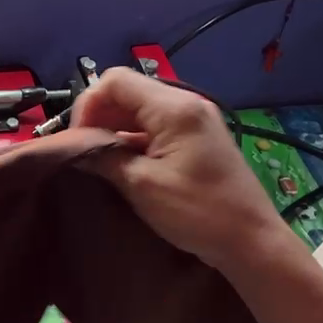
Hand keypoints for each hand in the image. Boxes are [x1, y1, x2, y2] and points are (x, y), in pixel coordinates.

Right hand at [72, 67, 291, 273]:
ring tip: (100, 162)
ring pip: (138, 110)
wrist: (250, 241)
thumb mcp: (141, 184)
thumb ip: (104, 157)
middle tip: (85, 153)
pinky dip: (132, 140)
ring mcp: (194, 120)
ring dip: (114, 130)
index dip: (88, 105)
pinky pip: (153, 126)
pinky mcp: (196, 137)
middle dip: (99, 117)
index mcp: (174, 108)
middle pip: (126, 92)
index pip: (114, 81)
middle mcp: (185, 103)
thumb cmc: (197, 212)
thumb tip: (72, 146)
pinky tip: (122, 166)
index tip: (78, 140)